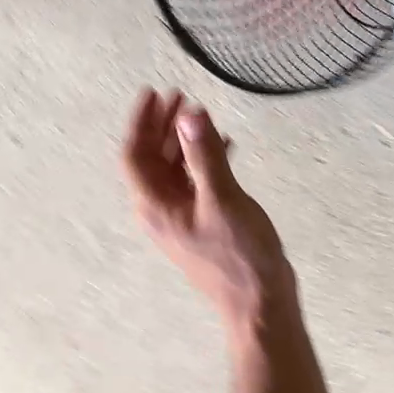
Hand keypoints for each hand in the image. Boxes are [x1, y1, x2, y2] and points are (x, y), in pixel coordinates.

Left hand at [122, 89, 293, 319]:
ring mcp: (183, 218)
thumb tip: (188, 114)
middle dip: (161, 126)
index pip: (135, 155)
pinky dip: (203, 159)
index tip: (155, 91)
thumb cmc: (238, 251)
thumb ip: (204, 155)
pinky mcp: (205, 222)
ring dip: (181, 141)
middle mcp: (162, 210)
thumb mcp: (222, 198)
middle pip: (151, 160)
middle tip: (178, 95)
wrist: (258, 301)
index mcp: (156, 206)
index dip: (142, 121)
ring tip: (199, 114)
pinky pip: (194, 181)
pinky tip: (224, 148)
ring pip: (173, 169)